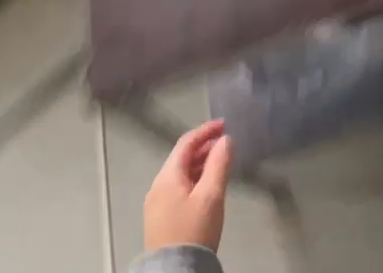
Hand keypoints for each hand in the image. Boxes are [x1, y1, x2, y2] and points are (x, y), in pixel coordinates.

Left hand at [145, 120, 232, 251]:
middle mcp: (158, 186)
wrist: (175, 271)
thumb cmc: (194, 229)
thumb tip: (225, 140)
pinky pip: (178, 188)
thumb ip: (219, 164)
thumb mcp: (211, 195)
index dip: (205, 130)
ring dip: (200, 164)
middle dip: (204, 147)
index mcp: (167, 176)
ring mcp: (157, 203)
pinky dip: (194, 179)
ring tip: (221, 162)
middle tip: (226, 143)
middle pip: (182, 157)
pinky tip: (207, 186)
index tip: (224, 125)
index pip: (186, 143)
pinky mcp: (161, 218)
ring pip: (180, 174)